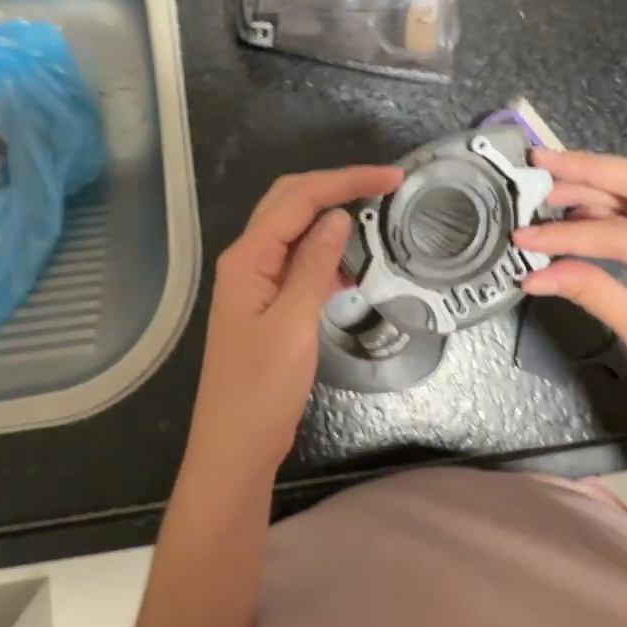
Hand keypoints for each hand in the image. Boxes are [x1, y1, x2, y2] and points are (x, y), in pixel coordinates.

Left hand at [188, 166, 403, 476]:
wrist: (235, 447)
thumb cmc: (261, 390)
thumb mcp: (294, 324)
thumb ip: (314, 265)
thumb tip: (337, 216)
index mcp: (247, 258)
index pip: (297, 199)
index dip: (344, 181)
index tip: (392, 178)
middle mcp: (247, 260)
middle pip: (289, 202)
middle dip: (335, 186)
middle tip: (384, 186)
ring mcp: (255, 282)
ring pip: (293, 230)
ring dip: (329, 218)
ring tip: (374, 221)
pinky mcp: (266, 304)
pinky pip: (297, 263)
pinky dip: (324, 255)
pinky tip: (350, 271)